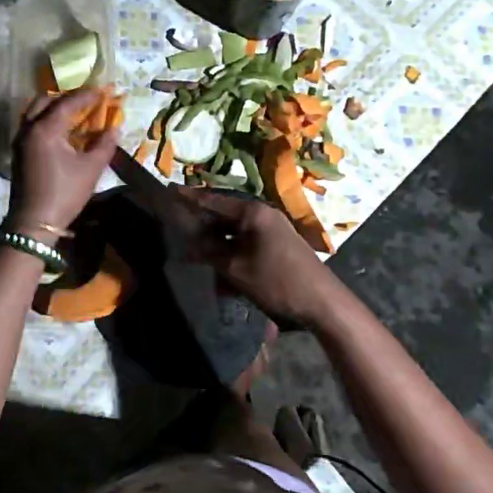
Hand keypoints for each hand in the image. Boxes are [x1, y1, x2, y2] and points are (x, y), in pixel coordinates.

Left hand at [7, 88, 119, 242]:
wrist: (33, 223)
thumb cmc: (64, 193)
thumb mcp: (90, 169)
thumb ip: (104, 145)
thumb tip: (114, 128)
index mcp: (45, 129)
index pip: (68, 103)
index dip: (87, 96)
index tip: (103, 90)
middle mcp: (29, 129)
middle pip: (45, 100)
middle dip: (67, 97)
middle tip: (87, 100)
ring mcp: (20, 140)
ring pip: (35, 112)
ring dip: (54, 108)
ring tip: (76, 113)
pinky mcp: (19, 152)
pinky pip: (33, 125)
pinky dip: (47, 120)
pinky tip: (63, 130)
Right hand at [178, 189, 346, 327]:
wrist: (321, 302)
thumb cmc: (277, 280)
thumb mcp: (236, 268)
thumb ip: (209, 253)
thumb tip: (186, 247)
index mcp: (253, 212)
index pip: (214, 200)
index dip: (190, 197)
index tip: (170, 190)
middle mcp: (263, 214)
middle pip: (224, 216)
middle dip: (203, 228)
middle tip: (181, 233)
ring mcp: (272, 229)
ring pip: (235, 234)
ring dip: (219, 249)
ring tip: (203, 264)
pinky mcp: (278, 245)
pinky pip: (247, 245)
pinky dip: (234, 257)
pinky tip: (226, 281)